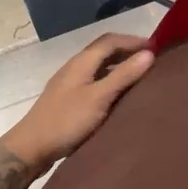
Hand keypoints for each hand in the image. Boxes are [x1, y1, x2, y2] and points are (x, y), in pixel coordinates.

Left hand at [0, 34, 154, 170]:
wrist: (31, 148)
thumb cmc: (66, 120)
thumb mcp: (99, 98)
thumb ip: (123, 75)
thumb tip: (149, 54)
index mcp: (82, 62)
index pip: (110, 41)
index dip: (133, 40)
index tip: (156, 47)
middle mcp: (75, 67)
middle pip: (103, 51)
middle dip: (126, 50)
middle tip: (150, 58)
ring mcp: (70, 83)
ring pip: (99, 66)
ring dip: (119, 65)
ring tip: (140, 75)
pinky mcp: (68, 99)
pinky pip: (94, 81)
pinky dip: (110, 80)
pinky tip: (118, 94)